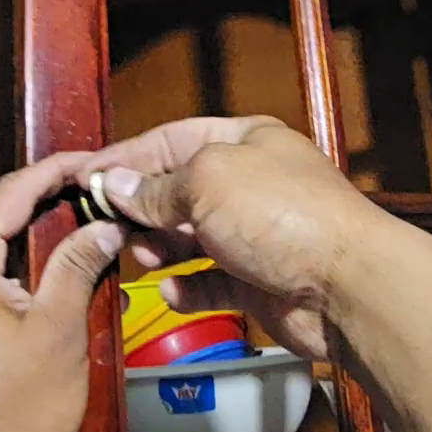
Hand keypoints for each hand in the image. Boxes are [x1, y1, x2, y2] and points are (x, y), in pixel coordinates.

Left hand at [0, 152, 123, 431]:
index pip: (11, 193)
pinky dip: (29, 275)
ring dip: (45, 242)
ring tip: (95, 233)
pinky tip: (66, 282)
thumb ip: (76, 268)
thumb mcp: (55, 334)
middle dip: (55, 204)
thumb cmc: (7, 416)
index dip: (56, 170)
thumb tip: (102, 225)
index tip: (97, 160)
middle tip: (105, 197)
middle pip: (2, 219)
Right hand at [77, 117, 393, 360]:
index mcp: (244, 141)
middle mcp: (249, 183)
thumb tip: (116, 185)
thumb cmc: (285, 215)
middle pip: (178, 191)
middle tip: (108, 225)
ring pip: (190, 239)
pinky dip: (187, 288)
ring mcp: (254, 233)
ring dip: (159, 249)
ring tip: (141, 257)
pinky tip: (172, 291)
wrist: (344, 285)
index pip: (171, 140)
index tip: (86, 175)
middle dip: (141, 208)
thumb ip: (156, 187)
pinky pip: (210, 282)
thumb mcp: (207, 181)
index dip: (127, 157)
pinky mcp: (258, 280)